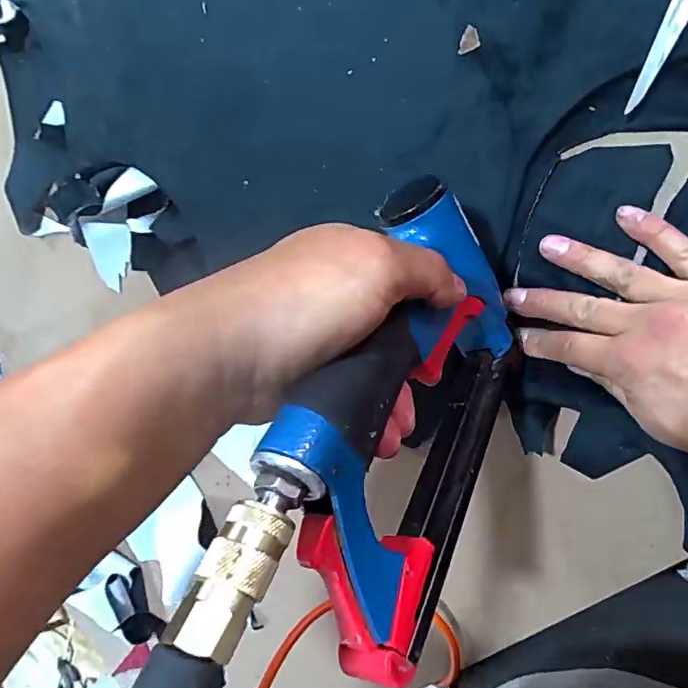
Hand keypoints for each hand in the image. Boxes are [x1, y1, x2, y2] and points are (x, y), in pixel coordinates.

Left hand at [153, 225, 463, 439]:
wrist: (229, 354)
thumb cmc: (311, 300)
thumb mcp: (379, 265)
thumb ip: (428, 271)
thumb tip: (458, 289)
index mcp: (351, 252)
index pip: (408, 267)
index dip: (437, 294)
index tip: (457, 326)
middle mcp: (334, 290)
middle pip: (395, 323)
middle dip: (419, 357)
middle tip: (430, 380)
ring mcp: (317, 336)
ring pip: (375, 365)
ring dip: (397, 397)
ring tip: (403, 425)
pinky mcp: (304, 376)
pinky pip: (350, 390)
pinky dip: (370, 412)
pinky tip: (382, 435)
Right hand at [507, 206, 687, 479]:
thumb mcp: (660, 422)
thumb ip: (623, 389)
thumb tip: (592, 365)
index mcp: (628, 362)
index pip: (569, 347)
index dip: (540, 341)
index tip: (518, 335)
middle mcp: (645, 321)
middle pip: (582, 307)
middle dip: (542, 301)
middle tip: (512, 292)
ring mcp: (682, 295)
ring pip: (620, 270)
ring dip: (580, 257)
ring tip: (550, 244)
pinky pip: (681, 248)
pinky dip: (654, 229)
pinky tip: (626, 214)